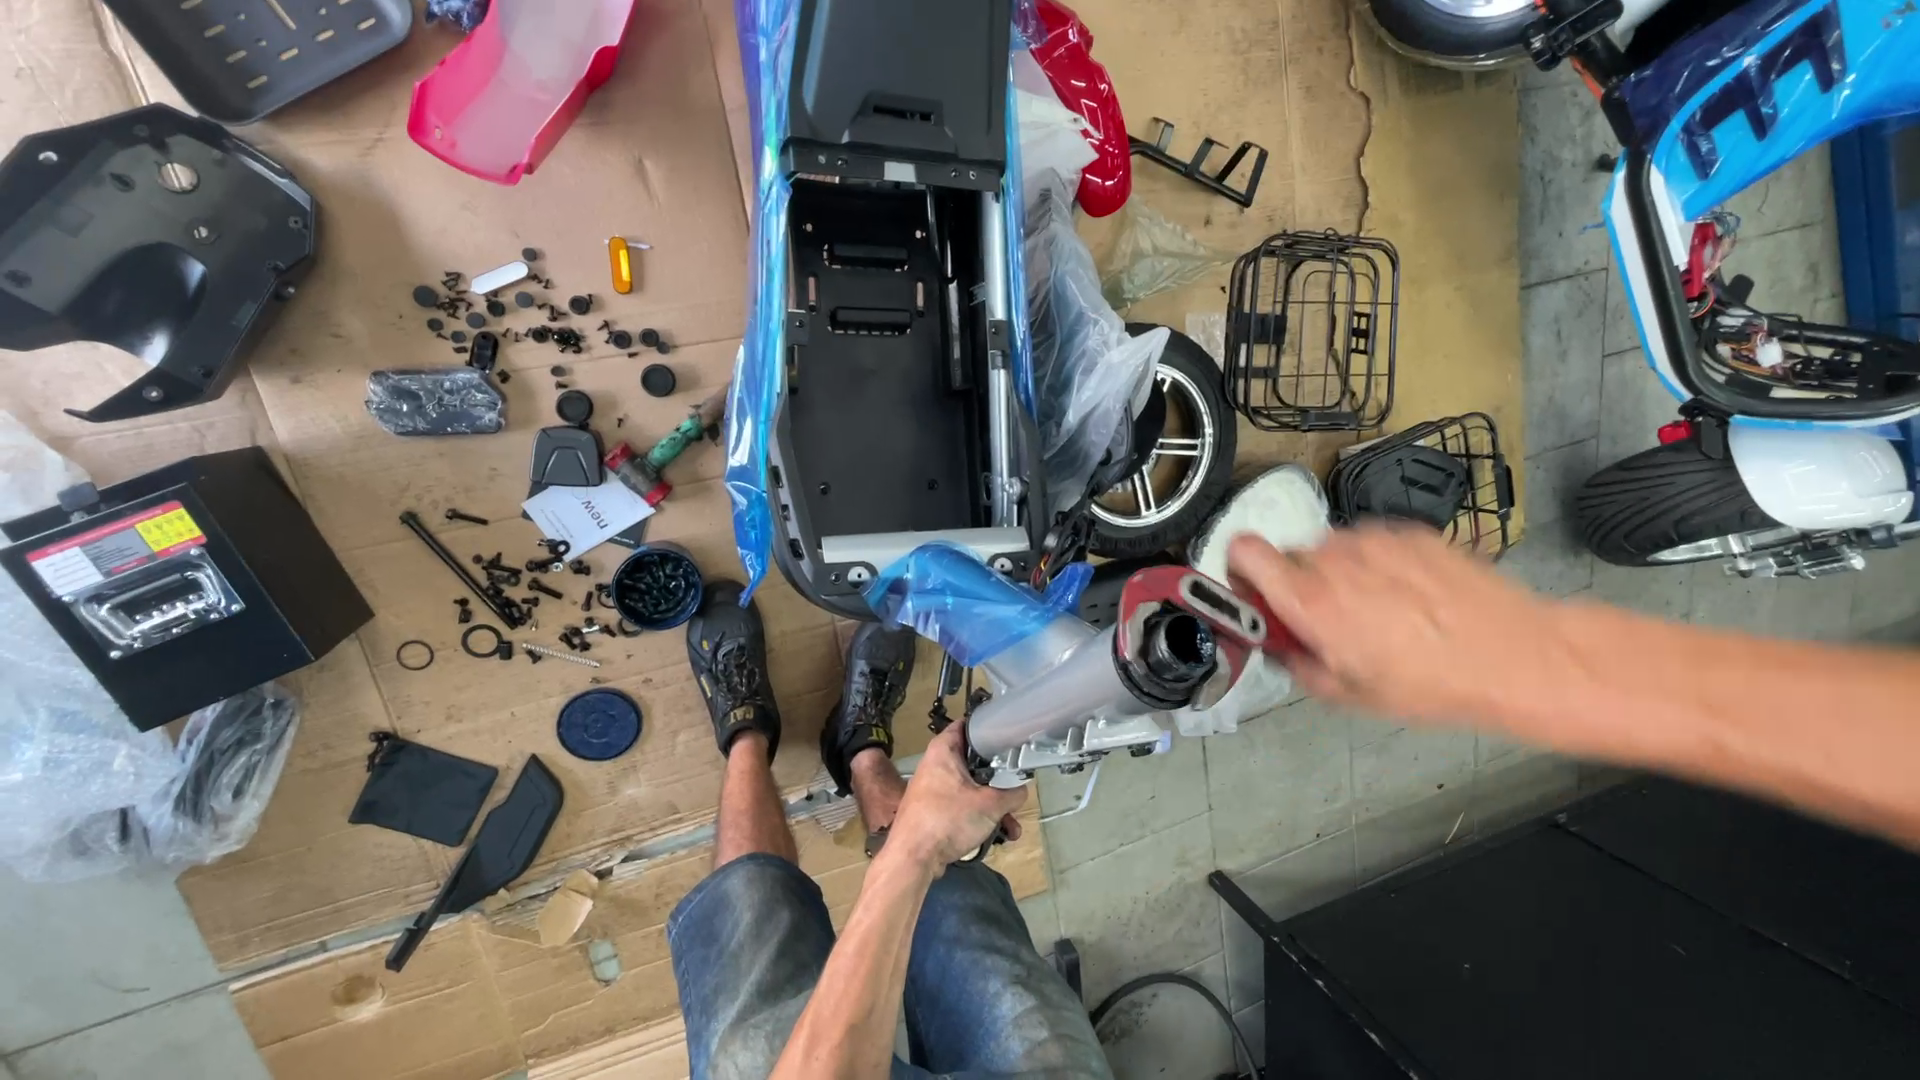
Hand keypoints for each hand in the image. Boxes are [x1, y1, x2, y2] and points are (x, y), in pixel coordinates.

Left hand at [890, 722, 1027, 872]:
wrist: (913, 857)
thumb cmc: (948, 819)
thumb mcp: (990, 805)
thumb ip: (1012, 794)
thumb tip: (1022, 790)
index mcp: (943, 750)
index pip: (968, 725)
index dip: (990, 728)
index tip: (1009, 736)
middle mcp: (936, 764)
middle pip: (975, 763)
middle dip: (998, 780)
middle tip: (1015, 786)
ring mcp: (934, 789)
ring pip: (971, 789)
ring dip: (994, 807)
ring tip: (1012, 827)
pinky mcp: (934, 811)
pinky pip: (962, 807)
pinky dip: (979, 817)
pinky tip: (997, 837)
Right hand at [1227, 525, 1563, 723]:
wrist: (1515, 656)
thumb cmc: (1431, 682)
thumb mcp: (1346, 693)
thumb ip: (1296, 662)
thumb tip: (1280, 647)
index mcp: (1309, 600)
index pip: (1242, 550)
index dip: (1241, 570)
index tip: (1255, 593)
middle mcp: (1334, 559)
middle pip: (1289, 557)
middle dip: (1297, 584)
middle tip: (1328, 618)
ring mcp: (1374, 540)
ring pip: (1331, 549)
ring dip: (1338, 573)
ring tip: (1377, 609)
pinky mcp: (1409, 531)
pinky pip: (1371, 542)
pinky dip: (1376, 563)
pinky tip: (1407, 595)